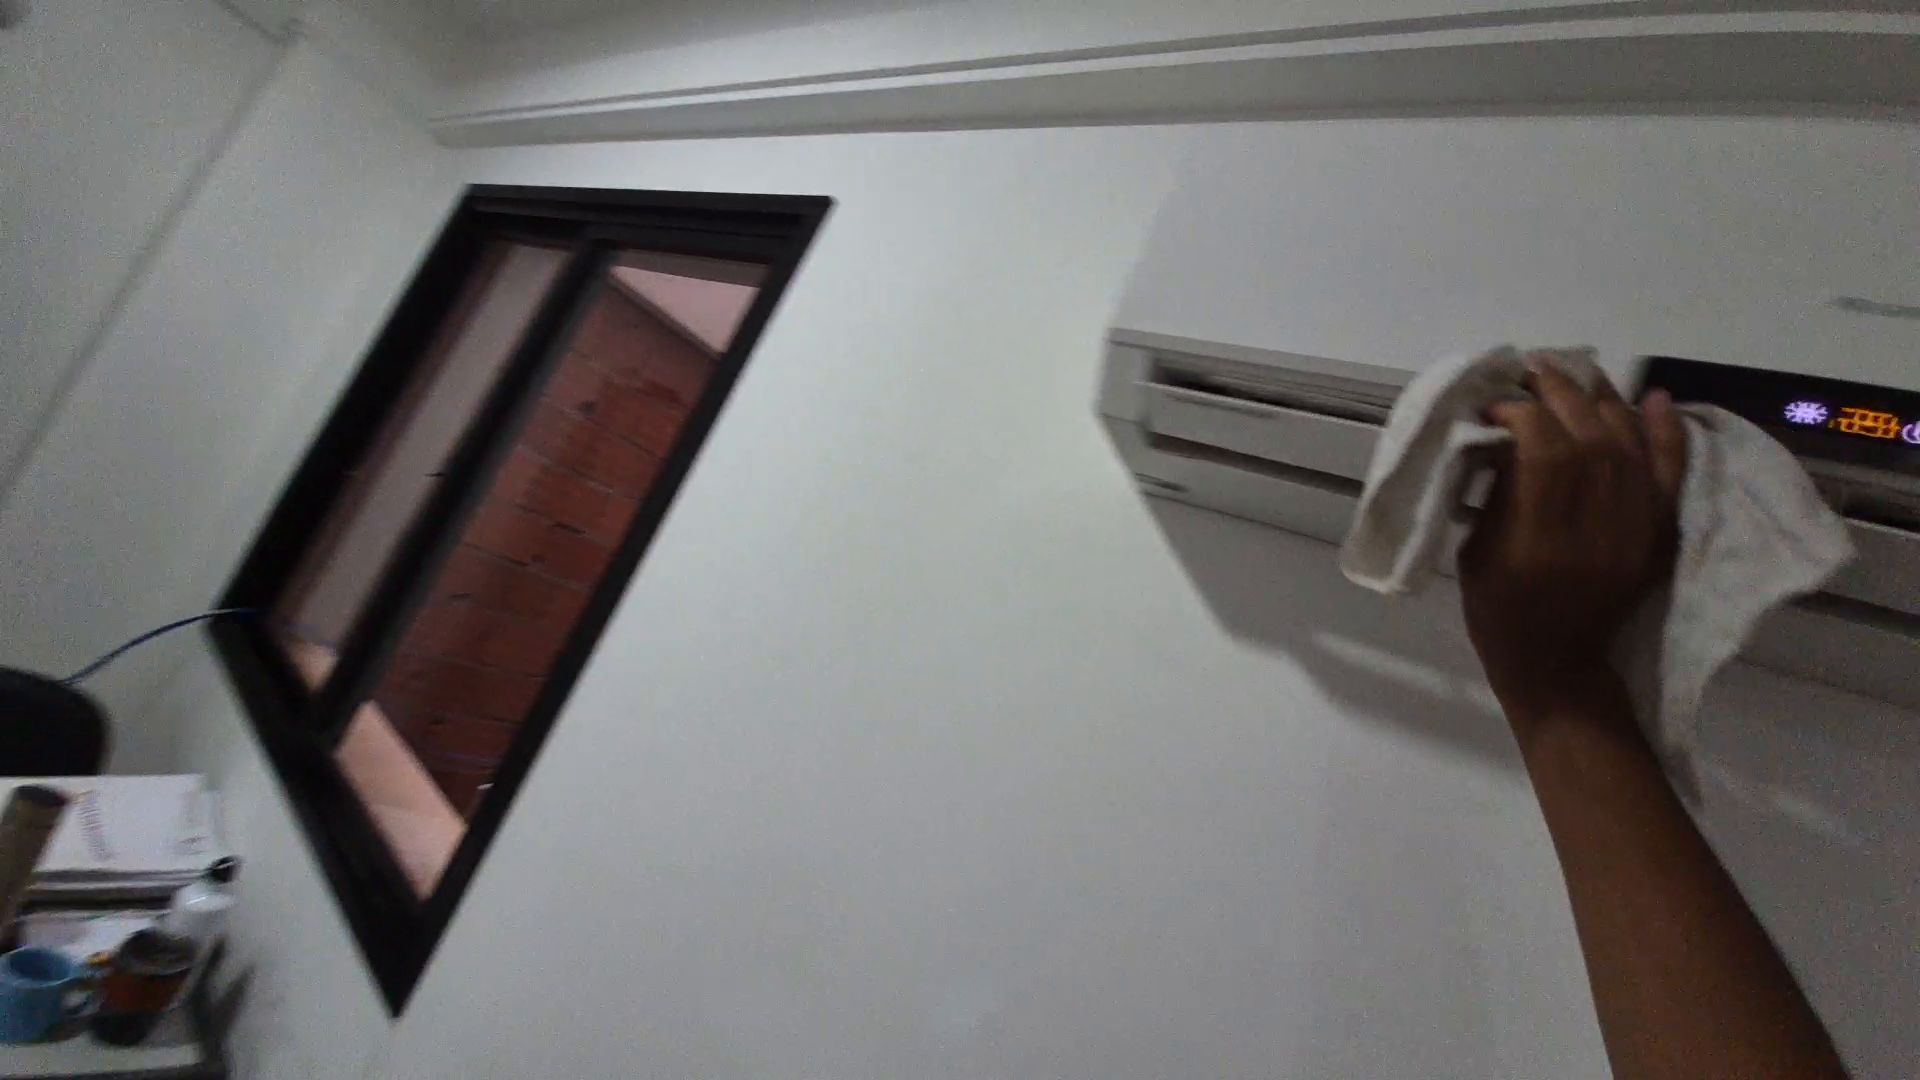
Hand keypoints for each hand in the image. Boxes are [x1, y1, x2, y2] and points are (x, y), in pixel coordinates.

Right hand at [1459, 359, 1686, 738]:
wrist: (1556, 660)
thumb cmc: (1495, 610)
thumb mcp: (1476, 554)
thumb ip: (1497, 497)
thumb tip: (1506, 438)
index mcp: (1538, 542)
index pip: (1545, 455)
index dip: (1521, 416)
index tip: (1493, 404)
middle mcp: (1596, 531)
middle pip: (1591, 440)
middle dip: (1560, 395)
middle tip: (1531, 370)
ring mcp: (1636, 531)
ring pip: (1630, 446)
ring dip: (1602, 400)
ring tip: (1573, 373)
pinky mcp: (1658, 533)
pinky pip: (1671, 472)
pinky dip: (1663, 431)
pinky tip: (1648, 397)